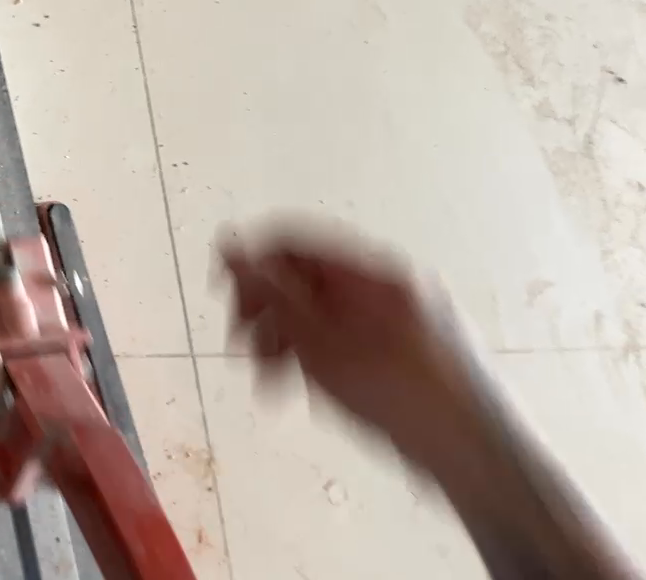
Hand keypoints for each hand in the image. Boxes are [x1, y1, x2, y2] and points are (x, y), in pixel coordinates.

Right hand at [219, 228, 487, 472]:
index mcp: (374, 273)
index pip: (290, 244)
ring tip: (267, 375)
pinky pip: (337, 337)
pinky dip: (308, 355)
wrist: (481, 463)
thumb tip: (228, 245)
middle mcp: (387, 288)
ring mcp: (397, 321)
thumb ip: (268, 289)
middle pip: (298, 280)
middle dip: (262, 312)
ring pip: (312, 313)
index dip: (250, 265)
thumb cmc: (402, 394)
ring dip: (278, 339)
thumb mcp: (317, 339)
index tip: (225, 295)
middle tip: (244, 344)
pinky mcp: (400, 352)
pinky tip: (294, 383)